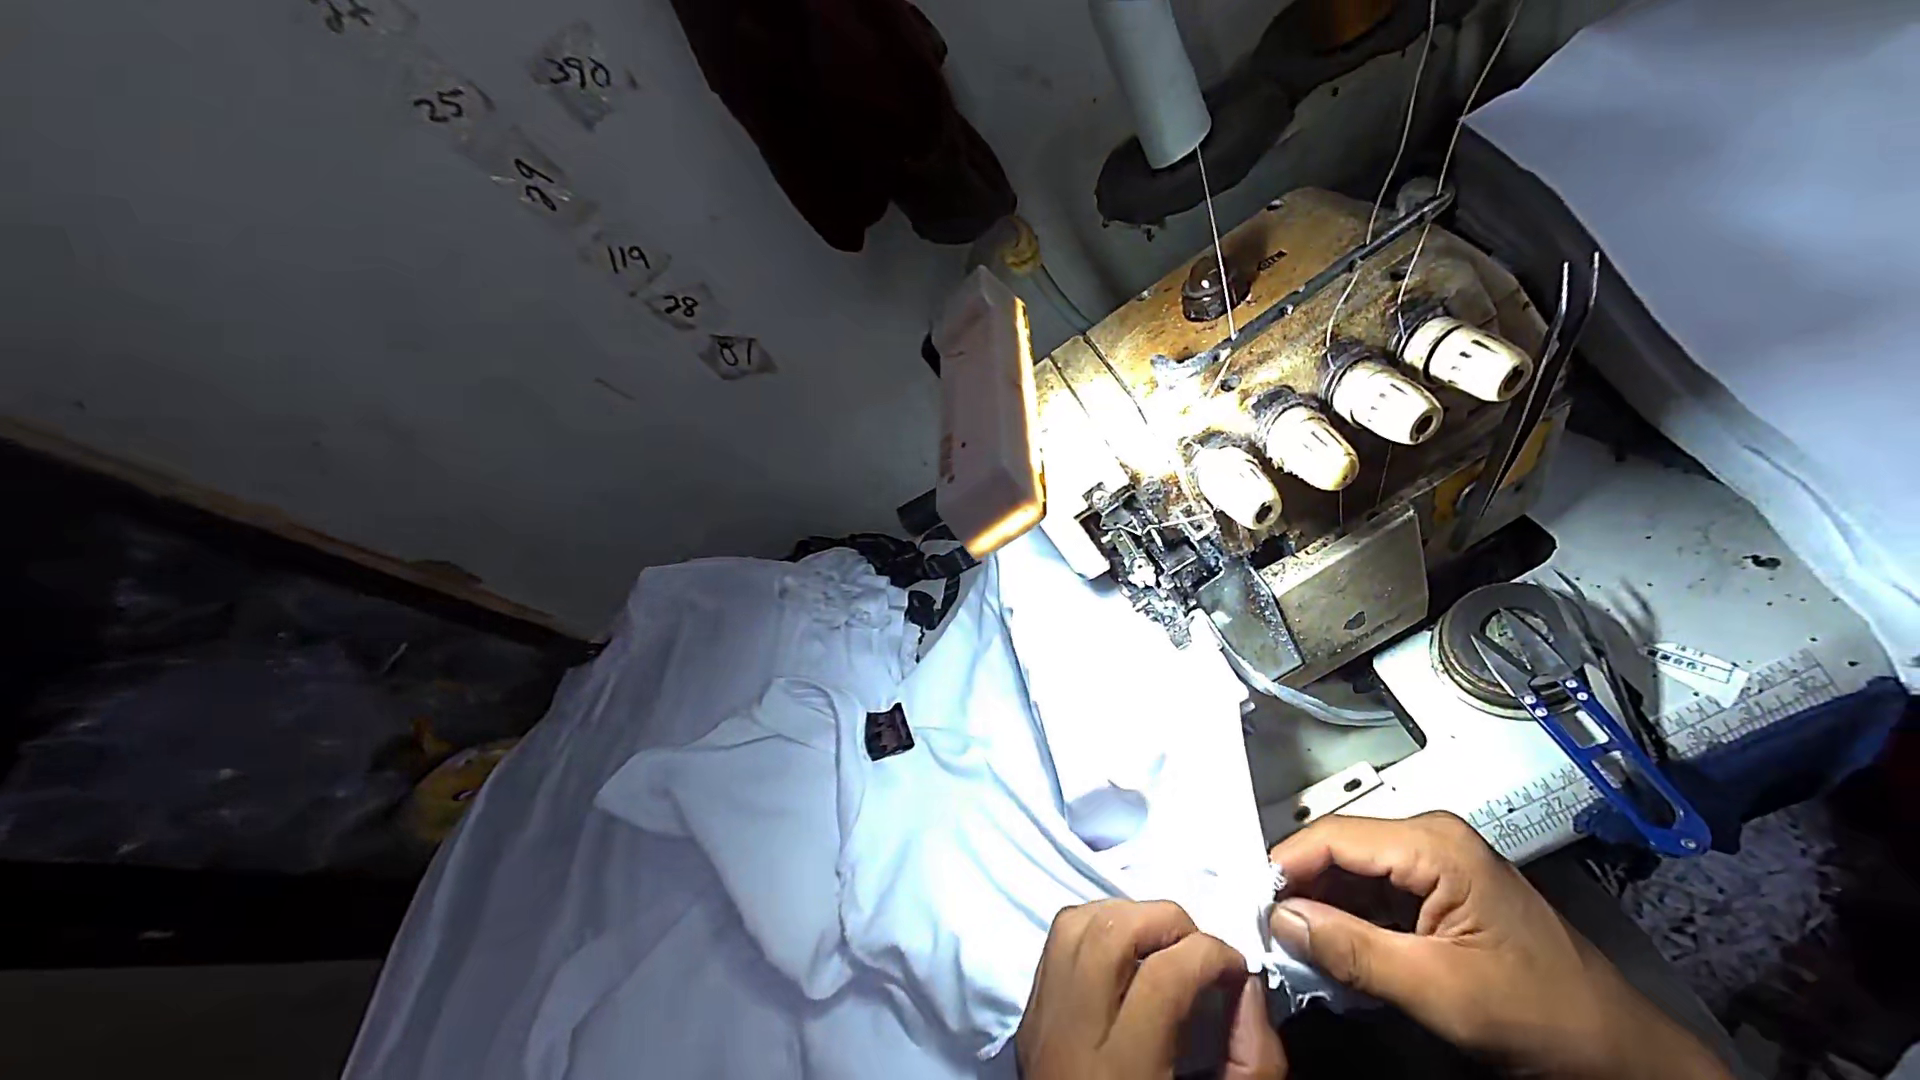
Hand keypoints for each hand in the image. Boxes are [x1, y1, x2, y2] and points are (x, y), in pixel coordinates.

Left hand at [1016, 899, 1284, 1079]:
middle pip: (1109, 933)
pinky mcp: (1031, 1008)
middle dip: (1165, 921)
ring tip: (1166, 942)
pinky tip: (1126, 946)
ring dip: (1128, 914)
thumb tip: (1246, 983)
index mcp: (1121, 1071)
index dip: (1208, 954)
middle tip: (1200, 949)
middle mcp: (1071, 1032)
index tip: (1236, 967)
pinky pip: (1058, 937)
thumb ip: (1253, 1062)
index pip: (1160, 977)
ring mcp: (1043, 1014)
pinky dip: (1095, 922)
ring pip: (1077, 923)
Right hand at [1269, 813, 1730, 1079]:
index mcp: (1434, 844)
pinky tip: (1332, 945)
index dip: (1285, 866)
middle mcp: (1429, 837)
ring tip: (1294, 941)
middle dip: (1301, 888)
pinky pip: (1372, 890)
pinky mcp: (1435, 886)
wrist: (1625, 1059)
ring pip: (1350, 870)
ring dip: (1321, 905)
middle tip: (1268, 928)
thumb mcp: (1439, 990)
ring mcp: (1433, 860)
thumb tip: (1280, 920)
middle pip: (1338, 849)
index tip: (1251, 902)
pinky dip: (1347, 916)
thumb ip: (1351, 949)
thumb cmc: (1545, 1018)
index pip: (1332, 837)